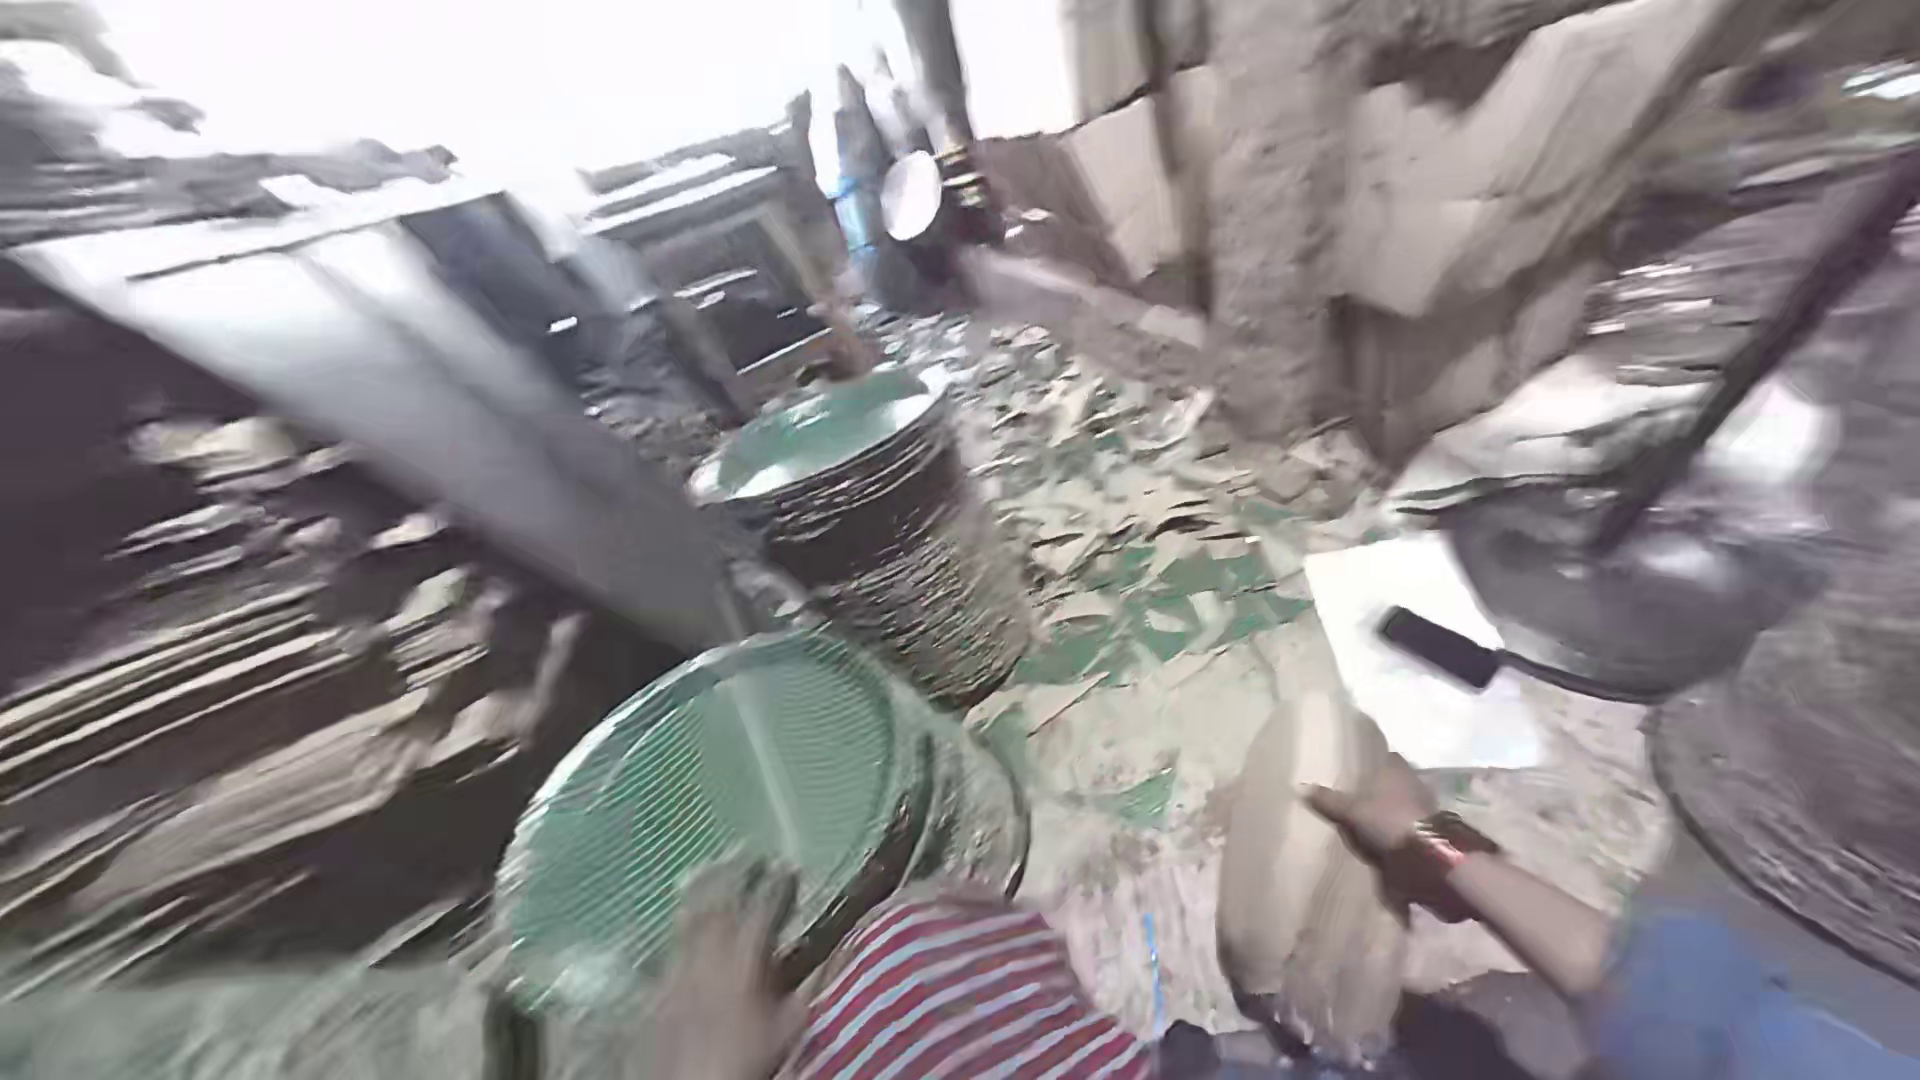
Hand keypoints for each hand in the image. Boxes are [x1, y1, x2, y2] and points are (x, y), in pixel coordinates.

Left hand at [645, 856, 807, 1079]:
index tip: (790, 865)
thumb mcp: (793, 1024)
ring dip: (703, 888)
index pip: (766, 906)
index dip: (779, 882)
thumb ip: (818, 979)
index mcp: (748, 958)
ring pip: (691, 916)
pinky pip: (668, 944)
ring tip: (711, 865)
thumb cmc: (750, 1061)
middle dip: (736, 872)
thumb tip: (848, 943)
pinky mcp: (657, 989)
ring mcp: (680, 970)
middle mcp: (712, 954)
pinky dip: (678, 925)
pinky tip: (680, 915)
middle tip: (748, 852)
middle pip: (723, 900)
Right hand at [1304, 754, 1443, 908]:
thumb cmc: (1387, 818)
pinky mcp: (1436, 826)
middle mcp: (1413, 779)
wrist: (1432, 856)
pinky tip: (1387, 828)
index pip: (1383, 753)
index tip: (1356, 762)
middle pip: (1393, 775)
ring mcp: (1427, 802)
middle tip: (1358, 788)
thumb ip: (1327, 799)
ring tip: (1371, 810)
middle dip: (1379, 781)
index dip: (1370, 756)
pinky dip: (1401, 820)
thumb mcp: (1350, 810)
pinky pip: (1412, 816)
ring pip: (1403, 796)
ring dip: (1392, 802)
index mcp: (1394, 767)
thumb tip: (1300, 787)